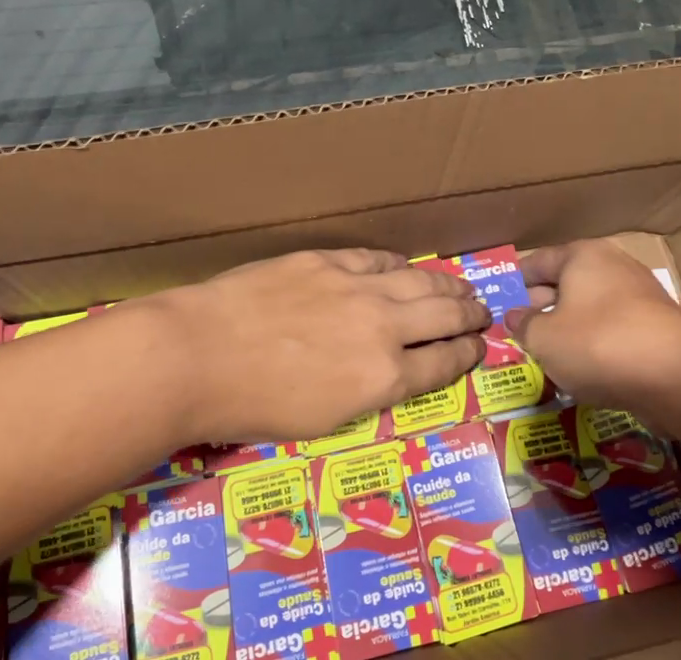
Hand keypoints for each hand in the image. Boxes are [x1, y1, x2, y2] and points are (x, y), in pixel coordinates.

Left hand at [147, 249, 489, 444]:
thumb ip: (364, 394)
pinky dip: (397, 264)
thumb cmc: (251, 408)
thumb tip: (384, 372)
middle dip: (469, 315)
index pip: (442, 364)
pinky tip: (404, 265)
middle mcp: (382, 328)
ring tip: (460, 286)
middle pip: (443, 316)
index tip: (478, 346)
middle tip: (482, 313)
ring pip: (418, 281)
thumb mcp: (321, 422)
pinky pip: (374, 258)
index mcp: (383, 378)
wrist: (198, 355)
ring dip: (446, 286)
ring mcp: (355, 287)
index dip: (466, 355)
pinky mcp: (325, 260)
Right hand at [505, 240, 680, 408]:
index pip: (537, 262)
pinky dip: (596, 345)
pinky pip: (614, 331)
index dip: (514, 282)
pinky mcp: (658, 328)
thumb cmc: (598, 344)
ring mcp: (640, 296)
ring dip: (569, 329)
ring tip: (546, 354)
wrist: (676, 376)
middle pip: (566, 283)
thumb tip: (516, 316)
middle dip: (542, 306)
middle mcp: (613, 266)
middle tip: (518, 332)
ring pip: (591, 309)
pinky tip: (582, 369)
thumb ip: (524, 325)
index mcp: (582, 256)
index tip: (497, 300)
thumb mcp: (544, 338)